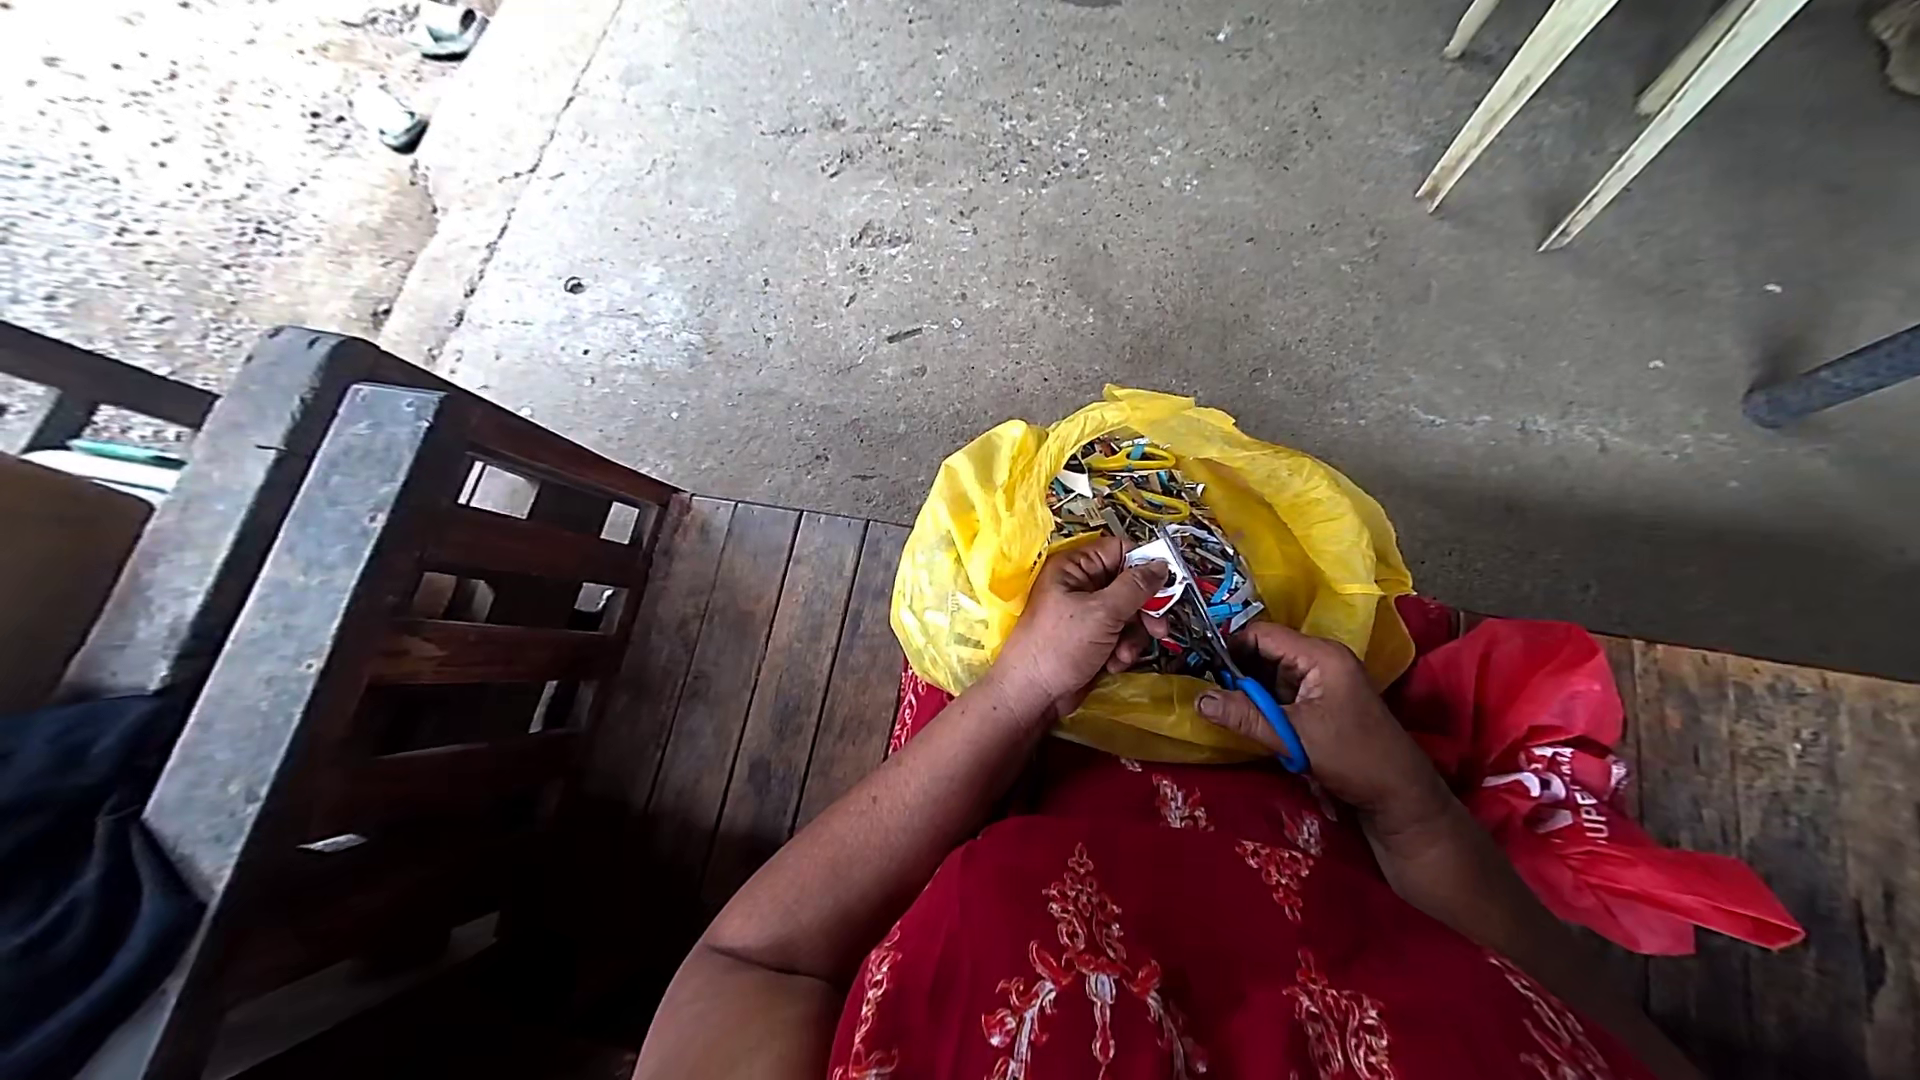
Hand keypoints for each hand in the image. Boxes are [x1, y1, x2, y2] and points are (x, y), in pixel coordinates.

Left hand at [987, 537, 1168, 722]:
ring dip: (1133, 635)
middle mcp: (1079, 586)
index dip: (1144, 564)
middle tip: (1157, 628)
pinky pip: (1120, 635)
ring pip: (1129, 613)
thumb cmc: (1059, 647)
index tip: (1167, 583)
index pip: (1118, 550)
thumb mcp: (1102, 612)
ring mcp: (1086, 614)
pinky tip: (1112, 663)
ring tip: (1122, 653)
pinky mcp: (1091, 639)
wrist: (1033, 695)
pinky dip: (1122, 649)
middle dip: (1144, 609)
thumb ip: (1135, 587)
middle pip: (1129, 584)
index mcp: (1073, 568)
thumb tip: (1160, 565)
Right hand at [1195, 622, 1451, 831]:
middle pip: (1263, 651)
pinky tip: (1246, 716)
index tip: (1202, 669)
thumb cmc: (1355, 759)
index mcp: (1320, 655)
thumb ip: (1245, 715)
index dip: (1230, 647)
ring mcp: (1321, 679)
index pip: (1262, 634)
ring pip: (1268, 672)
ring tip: (1222, 704)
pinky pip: (1279, 689)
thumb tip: (1198, 700)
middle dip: (1236, 670)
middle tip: (1208, 689)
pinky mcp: (1319, 699)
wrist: (1402, 800)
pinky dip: (1261, 702)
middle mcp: (1320, 659)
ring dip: (1247, 689)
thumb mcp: (1294, 736)